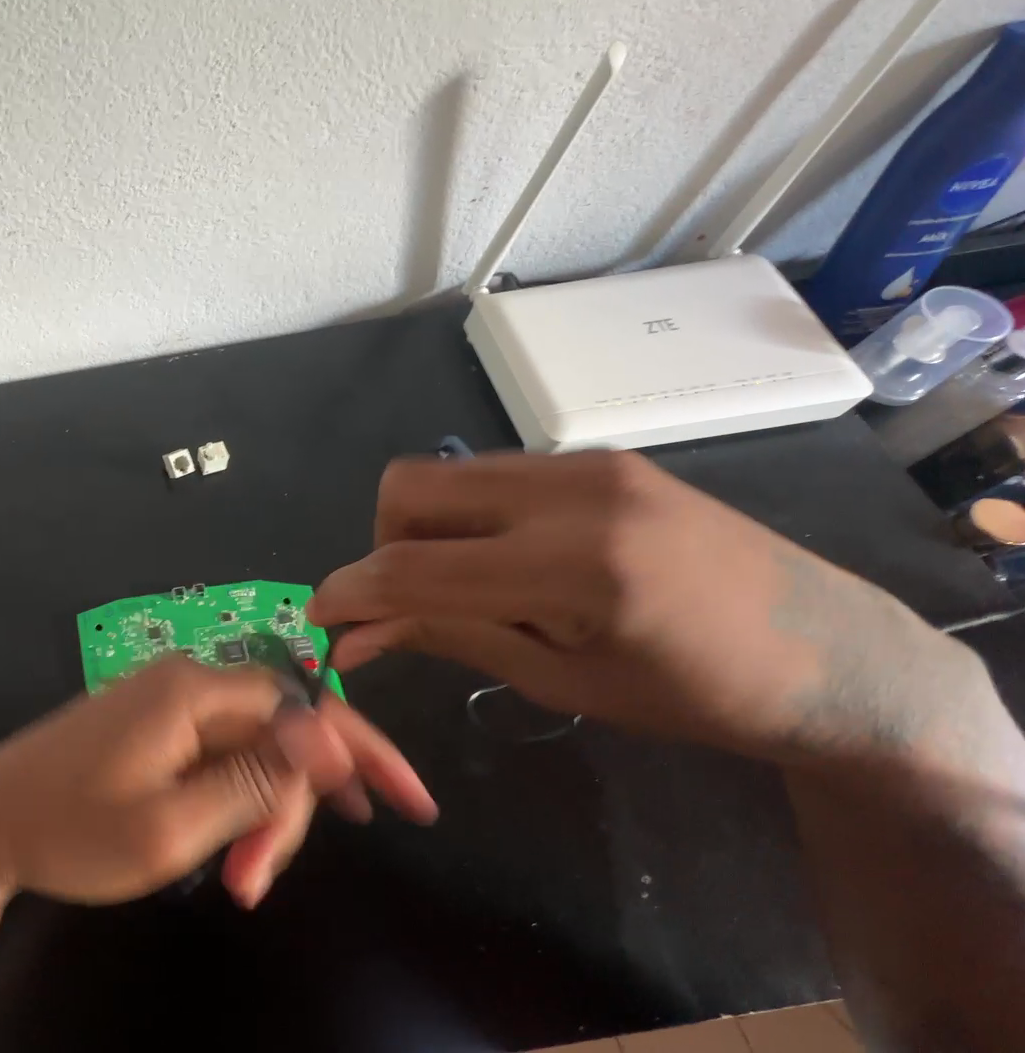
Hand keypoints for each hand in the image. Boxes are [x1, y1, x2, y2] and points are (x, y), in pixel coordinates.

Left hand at [0, 657, 437, 908]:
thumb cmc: (72, 832)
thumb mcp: (171, 826)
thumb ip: (252, 780)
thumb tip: (325, 737)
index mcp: (192, 692)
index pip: (302, 705)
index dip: (360, 750)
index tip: (409, 804)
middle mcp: (185, 684)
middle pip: (278, 729)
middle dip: (293, 805)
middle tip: (266, 878)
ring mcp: (164, 705)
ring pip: (248, 748)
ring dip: (261, 812)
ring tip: (249, 877)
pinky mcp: (149, 729)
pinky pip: (215, 755)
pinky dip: (234, 800)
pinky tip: (241, 843)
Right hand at [308, 450, 986, 766]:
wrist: (832, 652)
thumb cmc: (694, 695)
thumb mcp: (559, 680)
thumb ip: (447, 638)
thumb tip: (353, 638)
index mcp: (574, 568)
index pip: (413, 568)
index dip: (350, 593)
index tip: (319, 619)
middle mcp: (572, 492)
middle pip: (409, 489)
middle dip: (383, 546)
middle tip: (411, 601)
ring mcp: (585, 463)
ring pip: (443, 473)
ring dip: (422, 527)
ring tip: (466, 582)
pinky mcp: (595, 456)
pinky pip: (489, 472)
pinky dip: (467, 514)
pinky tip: (507, 557)